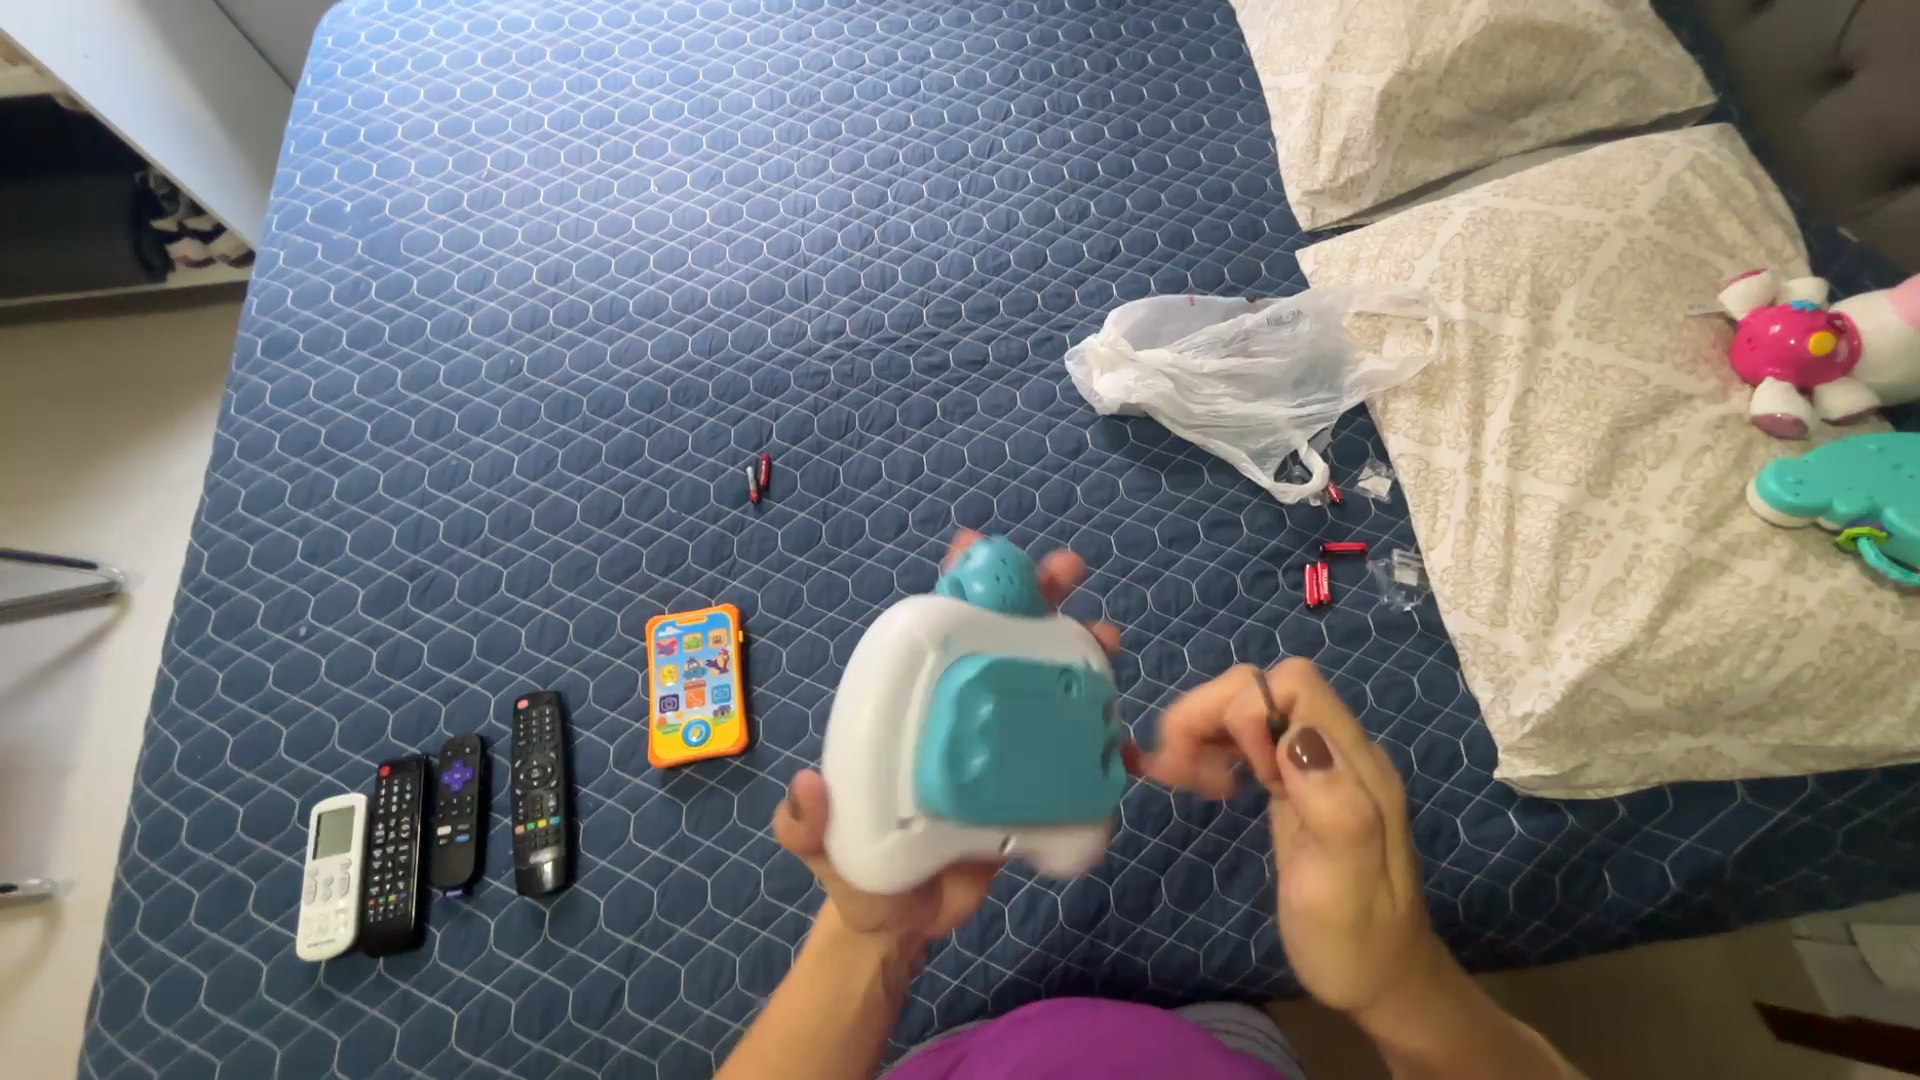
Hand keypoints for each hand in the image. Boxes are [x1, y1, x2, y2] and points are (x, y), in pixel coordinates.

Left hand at [772, 530, 1122, 946]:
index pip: (936, 636)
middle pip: (1002, 643)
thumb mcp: (825, 851)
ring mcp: (999, 745)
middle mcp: (961, 712)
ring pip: (1045, 685)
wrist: (906, 928)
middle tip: (1067, 572)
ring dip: (1080, 654)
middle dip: (1037, 598)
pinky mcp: (1031, 784)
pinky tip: (1125, 743)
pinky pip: (1071, 752)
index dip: (956, 587)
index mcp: (913, 709)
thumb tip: (808, 784)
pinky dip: (1101, 739)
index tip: (976, 548)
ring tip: (1105, 642)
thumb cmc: (859, 876)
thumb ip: (806, 826)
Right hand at [1142, 659, 1445, 1016]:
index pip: (1296, 685)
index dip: (1250, 710)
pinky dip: (1211, 745)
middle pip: (1261, 687)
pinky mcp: (1294, 780)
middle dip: (1210, 714)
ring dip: (1203, 728)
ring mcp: (1314, 764)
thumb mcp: (1345, 887)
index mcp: (1356, 768)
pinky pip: (1245, 737)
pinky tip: (1202, 782)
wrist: (1382, 982)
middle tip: (1181, 771)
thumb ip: (1335, 807)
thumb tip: (1296, 738)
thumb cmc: (1356, 942)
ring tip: (1182, 778)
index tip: (1239, 770)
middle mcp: (1337, 752)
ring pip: (1246, 706)